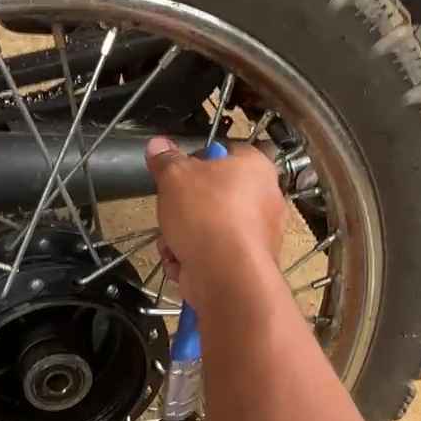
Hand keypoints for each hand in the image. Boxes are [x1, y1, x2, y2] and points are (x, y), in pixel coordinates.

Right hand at [145, 137, 285, 312]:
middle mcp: (263, 199)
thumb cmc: (208, 217)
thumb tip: (157, 146)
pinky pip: (212, 255)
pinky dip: (192, 259)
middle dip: (183, 208)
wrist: (225, 275)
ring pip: (208, 228)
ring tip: (173, 242)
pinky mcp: (245, 263)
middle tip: (171, 211)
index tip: (178, 170)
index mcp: (255, 167)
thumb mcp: (175, 177)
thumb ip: (165, 160)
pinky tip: (182, 262)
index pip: (227, 152)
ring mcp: (257, 234)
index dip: (198, 160)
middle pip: (213, 195)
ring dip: (181, 237)